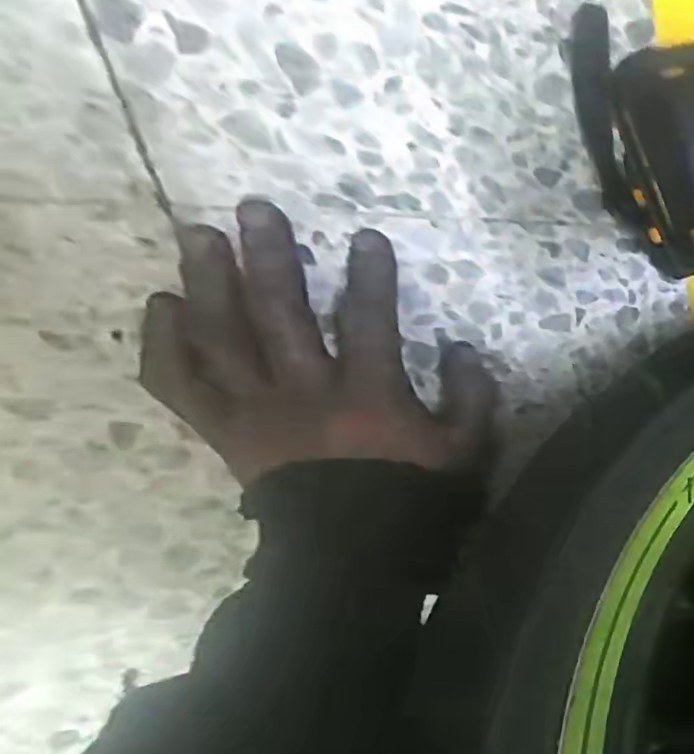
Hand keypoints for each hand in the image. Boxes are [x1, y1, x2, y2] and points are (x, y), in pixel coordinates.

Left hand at [139, 199, 498, 487]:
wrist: (355, 543)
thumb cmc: (417, 487)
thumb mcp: (468, 445)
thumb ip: (471, 395)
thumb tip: (461, 348)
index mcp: (370, 393)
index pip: (370, 322)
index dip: (370, 278)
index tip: (366, 237)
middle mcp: (305, 389)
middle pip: (280, 314)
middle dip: (271, 258)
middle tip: (257, 210)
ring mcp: (255, 407)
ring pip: (221, 336)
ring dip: (207, 281)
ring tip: (200, 236)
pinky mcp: (222, 427)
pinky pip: (178, 381)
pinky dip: (162, 342)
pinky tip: (161, 303)